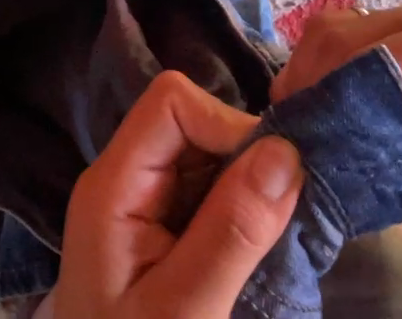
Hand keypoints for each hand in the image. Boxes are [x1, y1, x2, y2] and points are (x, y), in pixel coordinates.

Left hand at [53, 71, 304, 317]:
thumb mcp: (185, 312)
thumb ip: (231, 232)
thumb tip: (285, 151)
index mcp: (113, 184)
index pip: (171, 104)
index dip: (227, 123)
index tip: (276, 179)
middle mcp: (126, 179)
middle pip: (193, 124)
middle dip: (246, 158)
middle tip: (287, 219)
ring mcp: (145, 203)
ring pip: (210, 157)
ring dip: (253, 188)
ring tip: (279, 241)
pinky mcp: (165, 229)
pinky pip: (213, 193)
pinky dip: (246, 212)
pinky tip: (265, 249)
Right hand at [272, 0, 401, 305]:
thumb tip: (334, 128)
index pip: (374, 50)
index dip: (329, 95)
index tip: (297, 147)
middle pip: (345, 35)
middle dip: (313, 89)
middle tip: (292, 146)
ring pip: (336, 40)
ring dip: (314, 87)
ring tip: (303, 138)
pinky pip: (348, 56)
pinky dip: (327, 90)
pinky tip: (323, 126)